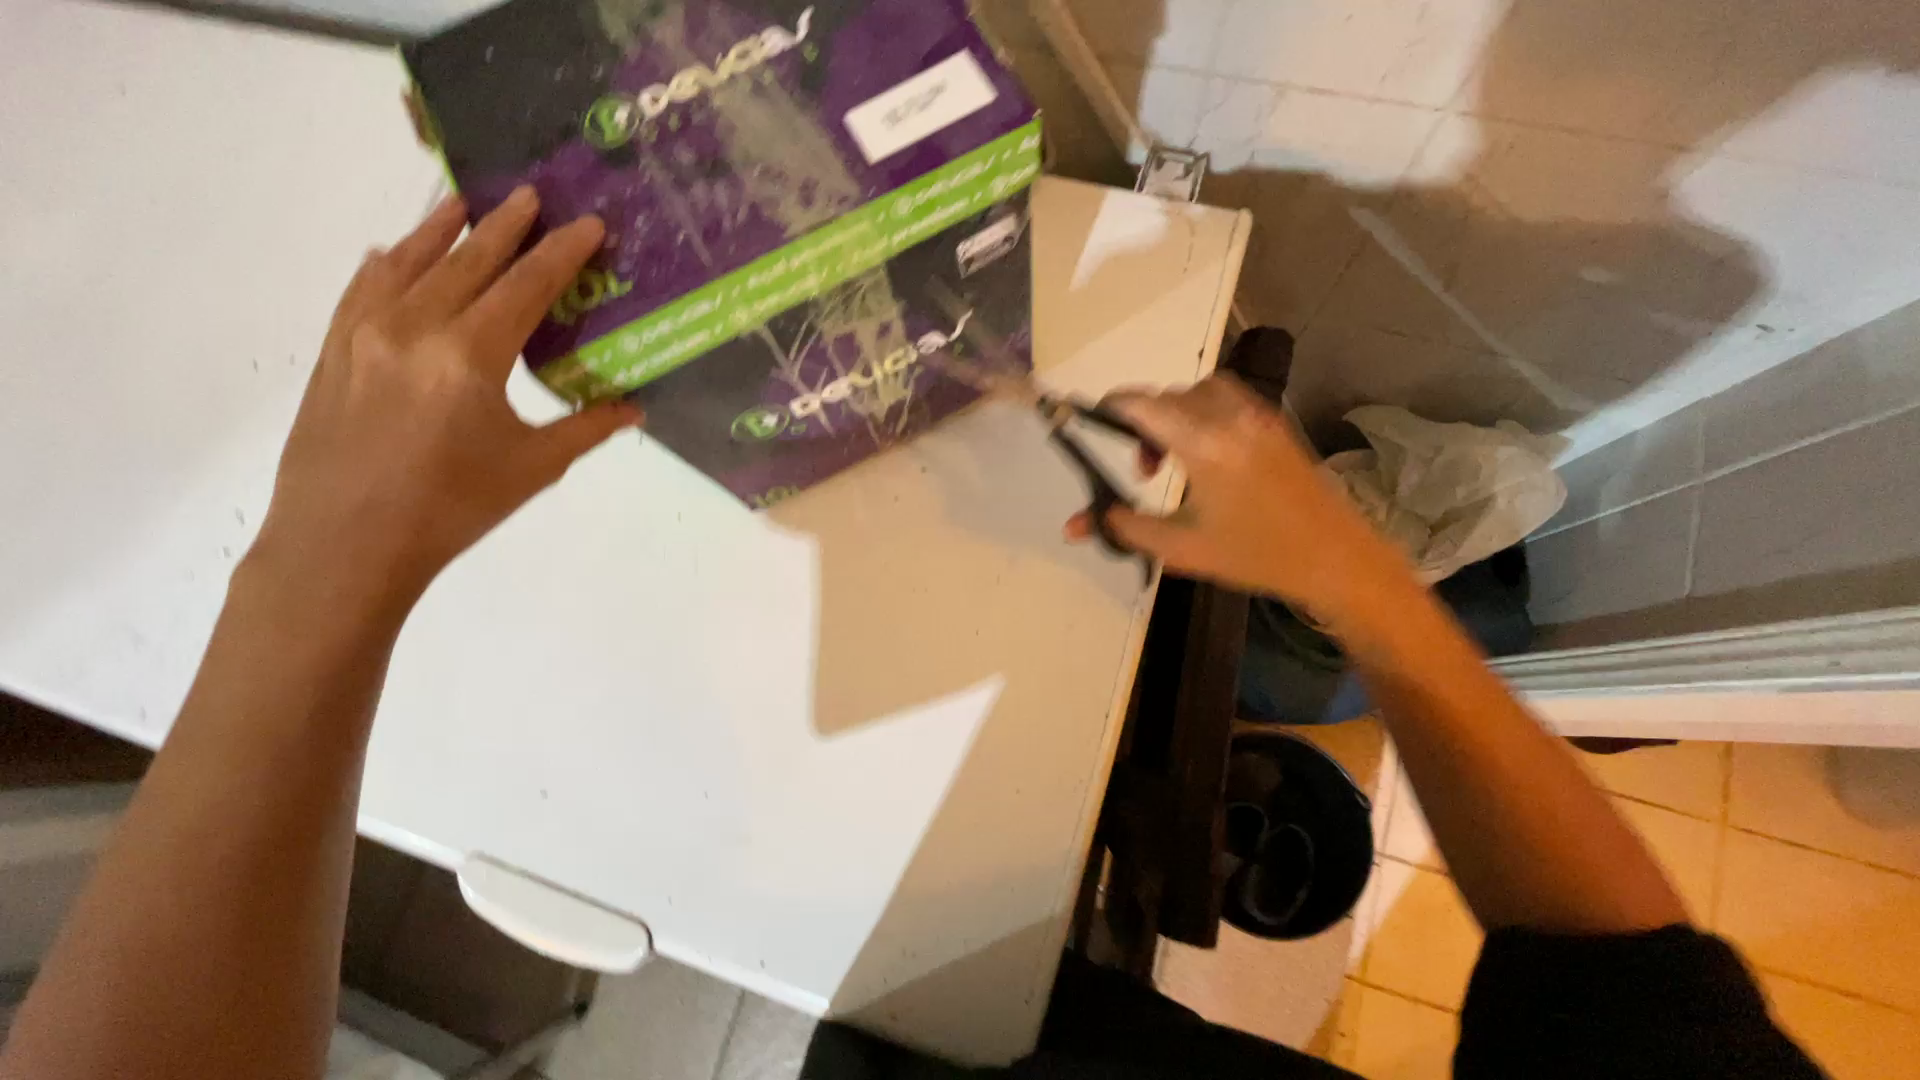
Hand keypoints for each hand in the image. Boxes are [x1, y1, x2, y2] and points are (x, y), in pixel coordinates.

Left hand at [250, 189, 640, 614]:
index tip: (588, 224)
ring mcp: (365, 332)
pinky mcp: (334, 348)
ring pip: (411, 262)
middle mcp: (415, 328)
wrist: (346, 543)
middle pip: (470, 261)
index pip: (526, 287)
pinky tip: (398, 250)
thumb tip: (634, 407)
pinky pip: (365, 286)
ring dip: (444, 230)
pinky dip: (390, 261)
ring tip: (469, 202)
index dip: (561, 253)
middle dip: (507, 226)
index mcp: (470, 356)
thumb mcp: (533, 468)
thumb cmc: (452, 509)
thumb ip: (586, 428)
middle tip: (534, 195)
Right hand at [1065, 375, 1403, 610]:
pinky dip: (1204, 412)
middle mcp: (1231, 418)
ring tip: (1173, 455)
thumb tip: (1073, 525)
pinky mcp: (1276, 425)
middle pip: (1170, 396)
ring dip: (1176, 412)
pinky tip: (1206, 454)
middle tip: (1141, 467)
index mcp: (1205, 445)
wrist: (1336, 558)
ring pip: (1201, 391)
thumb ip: (1124, 529)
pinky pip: (1229, 399)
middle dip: (1144, 421)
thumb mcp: (1182, 549)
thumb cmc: (1255, 555)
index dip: (1111, 407)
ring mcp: (1259, 418)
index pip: (1144, 405)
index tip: (1091, 419)